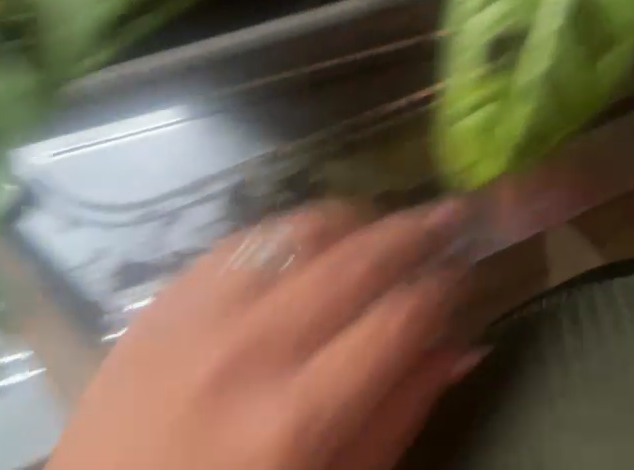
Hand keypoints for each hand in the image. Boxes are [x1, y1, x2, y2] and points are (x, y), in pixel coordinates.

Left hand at [50, 201, 483, 469]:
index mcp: (295, 420)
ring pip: (306, 229)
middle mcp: (251, 352)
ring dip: (360, 217)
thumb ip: (399, 414)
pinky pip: (249, 236)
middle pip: (361, 259)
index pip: (401, 317)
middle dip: (420, 229)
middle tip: (454, 215)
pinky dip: (297, 227)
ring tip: (388, 223)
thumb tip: (463, 342)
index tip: (467, 273)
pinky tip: (318, 238)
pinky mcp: (166, 296)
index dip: (447, 285)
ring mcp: (201, 315)